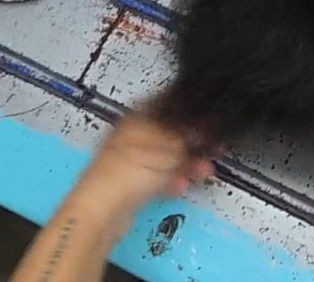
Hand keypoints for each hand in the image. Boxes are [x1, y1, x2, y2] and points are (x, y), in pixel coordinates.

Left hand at [9, 106, 217, 281]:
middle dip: (194, 141)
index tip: (210, 117)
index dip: (194, 108)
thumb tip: (210, 122)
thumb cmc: (129, 169)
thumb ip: (192, 132)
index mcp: (139, 115)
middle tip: (211, 147)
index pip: (171, 102)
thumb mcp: (170, 146)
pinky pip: (158, 175)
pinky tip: (182, 184)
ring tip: (204, 170)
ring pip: (166, 155)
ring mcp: (131, 159)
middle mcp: (134, 133)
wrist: (102, 212)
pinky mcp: (130, 183)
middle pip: (171, 130)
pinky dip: (172, 178)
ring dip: (187, 162)